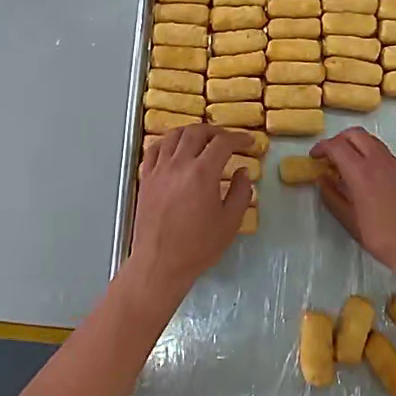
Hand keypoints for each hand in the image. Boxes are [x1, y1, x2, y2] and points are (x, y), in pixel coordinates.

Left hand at [125, 125, 252, 300]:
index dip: (239, 138)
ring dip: (191, 132)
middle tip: (228, 140)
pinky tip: (174, 148)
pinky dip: (167, 142)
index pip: (223, 143)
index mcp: (202, 173)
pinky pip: (154, 149)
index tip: (249, 142)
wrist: (160, 263)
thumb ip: (241, 192)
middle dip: (216, 132)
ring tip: (202, 139)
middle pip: (197, 132)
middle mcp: (178, 164)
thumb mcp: (230, 222)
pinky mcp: (145, 178)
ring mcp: (158, 170)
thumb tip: (243, 172)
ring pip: (174, 136)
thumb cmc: (198, 246)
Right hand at [310, 127, 395, 278]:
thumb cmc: (382, 238)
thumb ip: (332, 196)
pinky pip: (383, 153)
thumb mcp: (349, 220)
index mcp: (362, 172)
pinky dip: (369, 155)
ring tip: (346, 166)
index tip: (314, 157)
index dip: (322, 148)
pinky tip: (366, 177)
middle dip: (338, 140)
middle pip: (355, 134)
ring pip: (371, 141)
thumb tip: (322, 179)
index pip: (337, 146)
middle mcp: (380, 161)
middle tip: (329, 157)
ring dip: (355, 146)